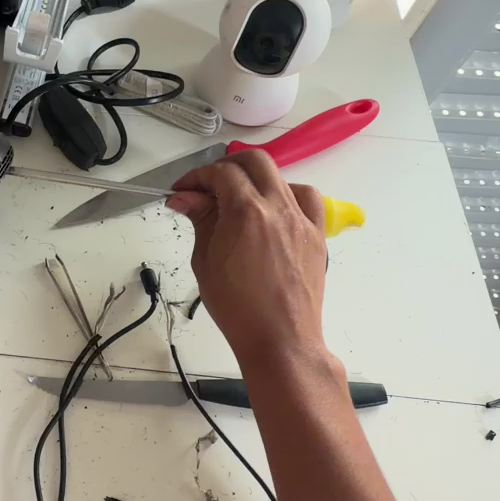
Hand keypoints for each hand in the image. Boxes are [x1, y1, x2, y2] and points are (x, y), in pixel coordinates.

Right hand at [164, 150, 332, 367]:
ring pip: (280, 176)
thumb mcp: (205, 260)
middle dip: (226, 166)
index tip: (182, 192)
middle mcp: (278, 207)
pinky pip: (307, 198)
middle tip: (207, 185)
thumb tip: (184, 197)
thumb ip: (200, 220)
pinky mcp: (317, 234)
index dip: (196, 177)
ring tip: (239, 198)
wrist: (280, 339)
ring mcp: (302, 219)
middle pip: (254, 161)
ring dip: (255, 178)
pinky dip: (288, 194)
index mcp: (246, 212)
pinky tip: (275, 209)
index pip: (220, 173)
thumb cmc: (235, 306)